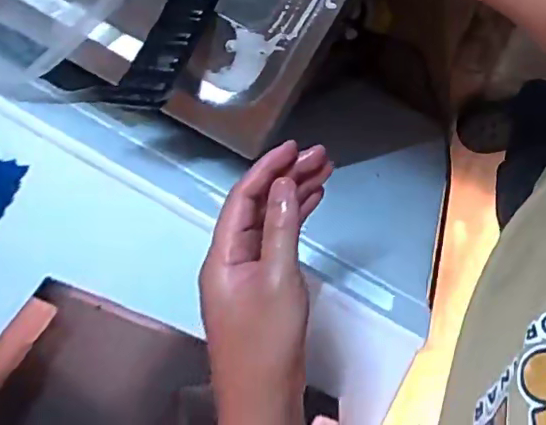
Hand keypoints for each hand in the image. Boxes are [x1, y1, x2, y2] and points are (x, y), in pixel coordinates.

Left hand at [200, 141, 332, 424]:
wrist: (263, 397)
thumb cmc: (265, 346)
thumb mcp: (279, 278)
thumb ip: (281, 227)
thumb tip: (283, 186)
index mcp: (222, 257)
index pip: (243, 197)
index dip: (268, 167)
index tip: (292, 147)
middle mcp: (230, 259)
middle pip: (258, 203)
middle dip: (287, 175)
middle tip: (318, 155)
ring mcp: (245, 270)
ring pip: (270, 217)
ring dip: (295, 192)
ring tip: (323, 170)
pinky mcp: (261, 280)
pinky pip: (277, 235)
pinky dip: (296, 215)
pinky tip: (313, 201)